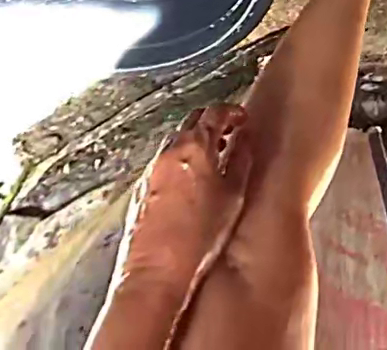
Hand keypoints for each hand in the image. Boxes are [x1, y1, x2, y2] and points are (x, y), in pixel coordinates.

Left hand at [119, 104, 252, 280]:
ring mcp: (152, 169)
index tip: (242, 118)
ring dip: (194, 143)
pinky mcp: (140, 189)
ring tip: (211, 160)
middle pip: (193, 120)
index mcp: (196, 146)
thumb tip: (246, 140)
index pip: (215, 112)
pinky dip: (178, 163)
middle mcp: (170, 151)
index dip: (232, 111)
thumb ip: (242, 159)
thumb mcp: (233, 195)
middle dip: (212, 122)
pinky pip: (162, 163)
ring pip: (176, 141)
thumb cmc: (197, 238)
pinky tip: (189, 184)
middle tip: (229, 133)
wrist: (155, 274)